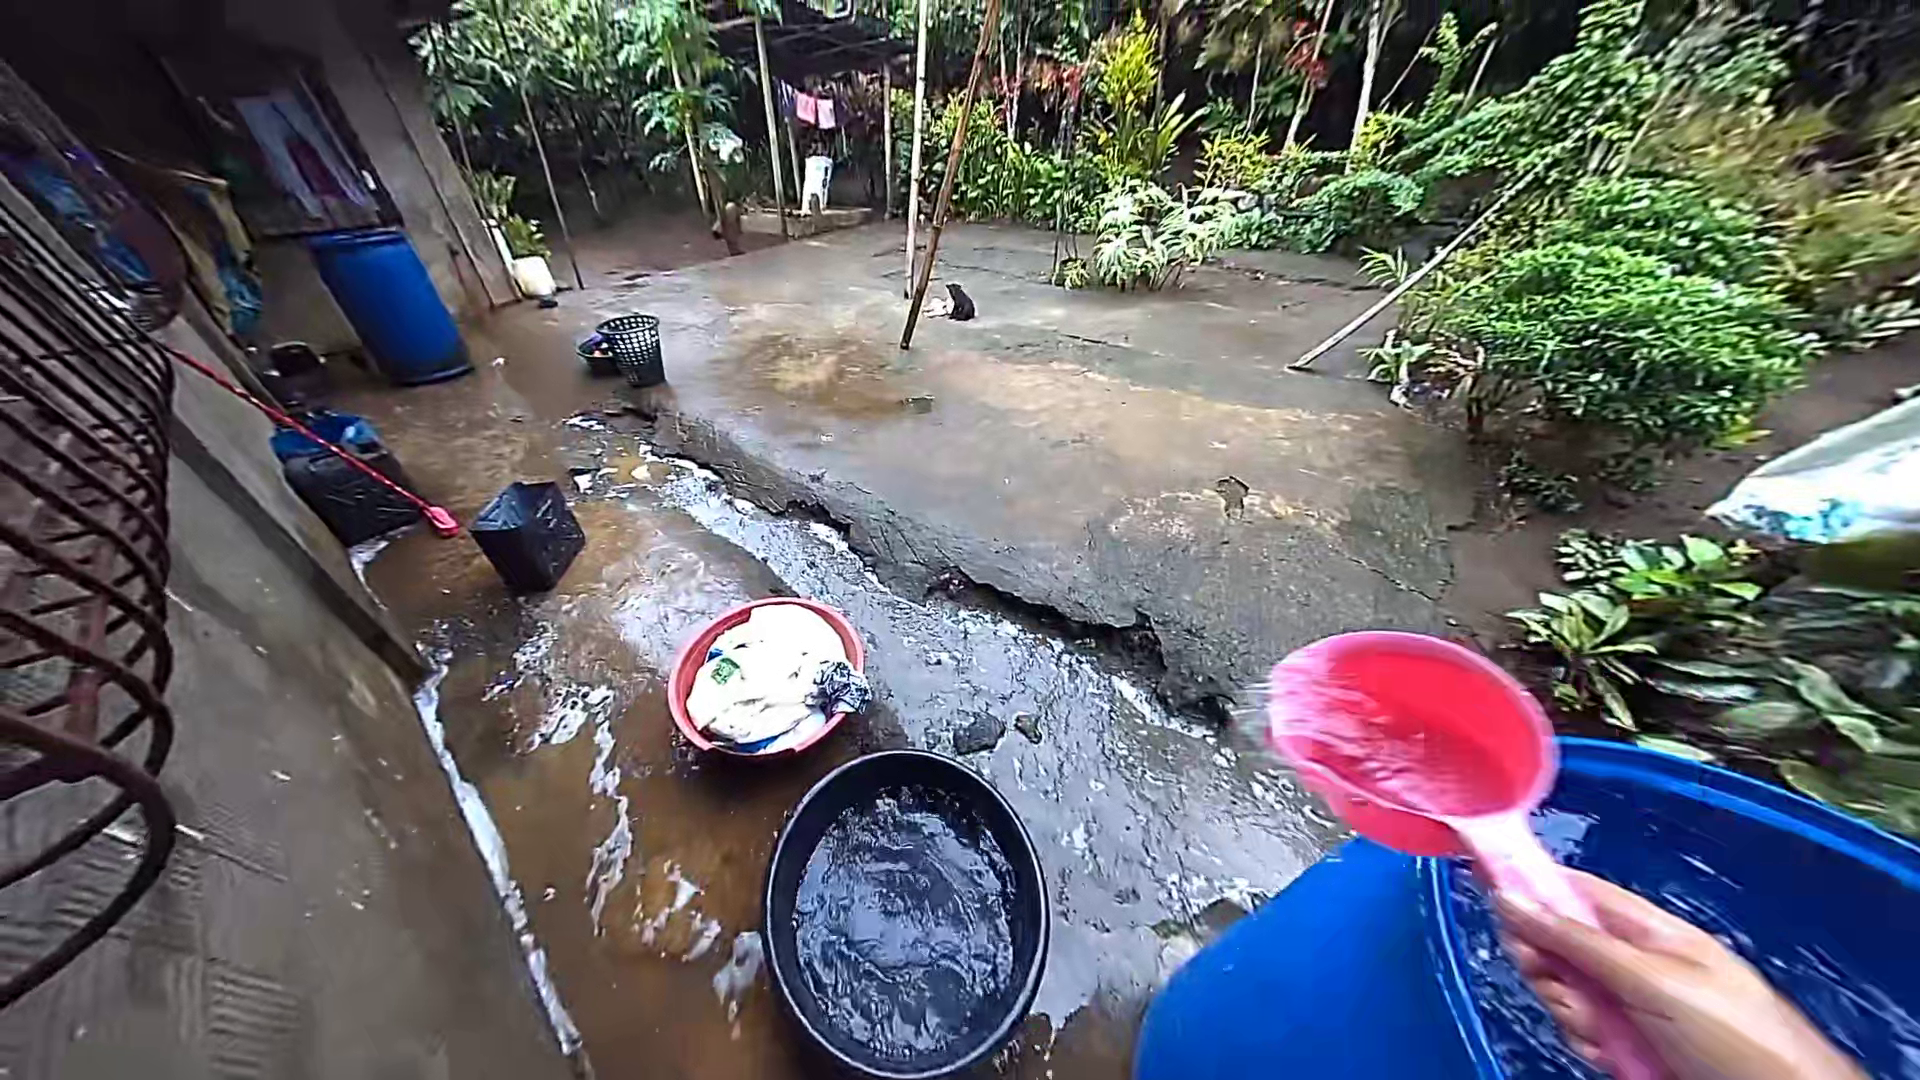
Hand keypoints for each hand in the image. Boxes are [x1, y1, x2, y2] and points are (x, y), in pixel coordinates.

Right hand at [1494, 870, 1866, 1079]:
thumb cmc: (1745, 1044)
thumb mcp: (1654, 982)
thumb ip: (1575, 938)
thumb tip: (1503, 894)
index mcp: (1643, 929)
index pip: (1565, 886)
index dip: (1523, 881)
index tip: (1482, 880)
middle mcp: (1629, 958)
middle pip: (1549, 936)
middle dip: (1543, 961)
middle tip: (1555, 981)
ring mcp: (1627, 999)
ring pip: (1557, 981)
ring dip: (1564, 1004)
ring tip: (1597, 1030)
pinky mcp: (1625, 1036)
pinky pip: (1576, 1021)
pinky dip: (1582, 1036)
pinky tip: (1607, 1051)